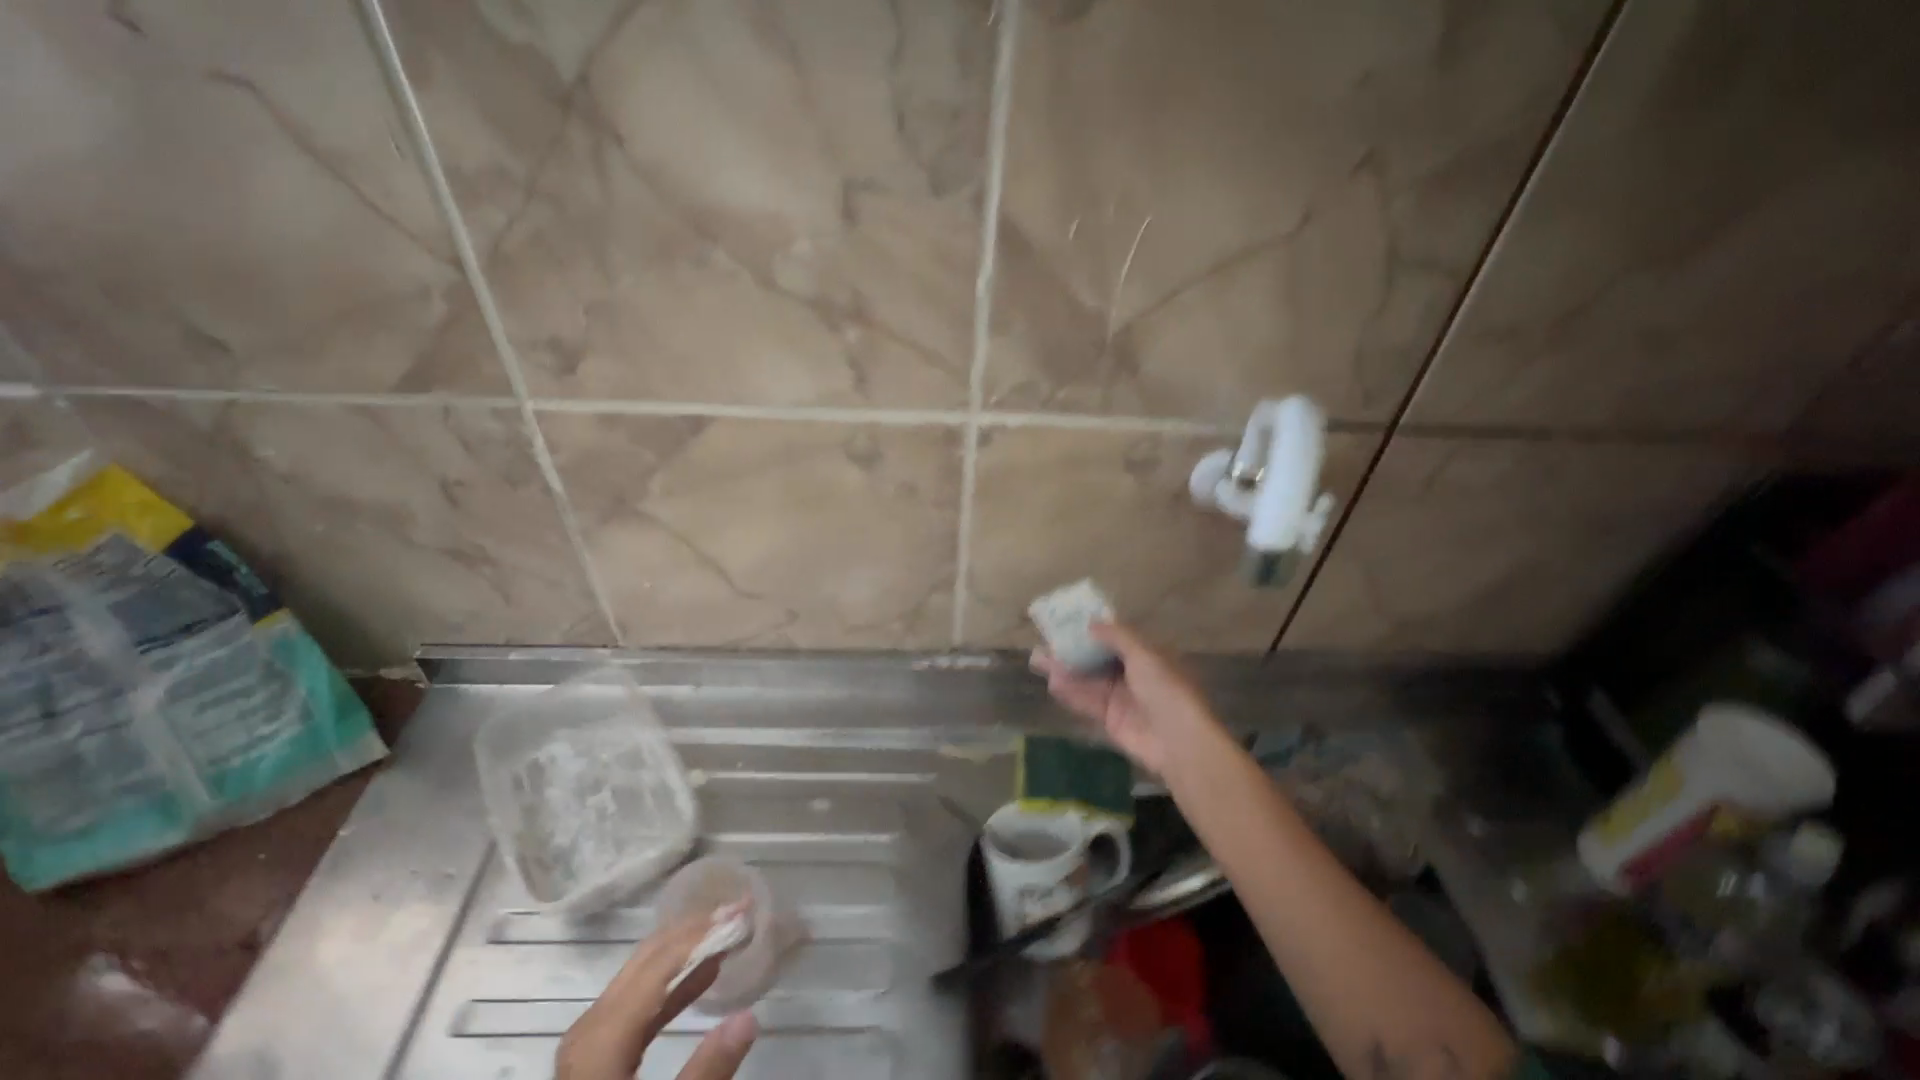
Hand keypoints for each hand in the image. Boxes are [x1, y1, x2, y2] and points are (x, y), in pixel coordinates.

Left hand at [556, 916, 758, 1079]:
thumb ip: (707, 1072)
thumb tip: (749, 1016)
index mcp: (602, 1041)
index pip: (660, 967)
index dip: (703, 934)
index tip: (743, 909)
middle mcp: (591, 1030)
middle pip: (647, 962)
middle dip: (695, 931)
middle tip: (741, 909)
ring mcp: (591, 1042)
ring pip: (642, 977)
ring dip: (686, 951)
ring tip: (729, 930)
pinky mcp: (597, 1056)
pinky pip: (639, 1002)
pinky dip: (674, 982)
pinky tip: (705, 974)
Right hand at [1029, 620, 1220, 773]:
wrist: (1177, 739)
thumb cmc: (1165, 689)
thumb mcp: (1144, 654)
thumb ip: (1117, 636)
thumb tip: (1091, 623)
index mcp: (1148, 655)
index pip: (1117, 638)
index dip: (1093, 630)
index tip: (1068, 623)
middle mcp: (1135, 674)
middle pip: (1098, 659)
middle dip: (1072, 651)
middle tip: (1045, 643)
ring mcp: (1122, 698)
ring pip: (1089, 680)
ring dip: (1065, 670)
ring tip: (1038, 660)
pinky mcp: (1112, 719)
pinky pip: (1088, 702)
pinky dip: (1071, 692)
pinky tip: (1052, 682)